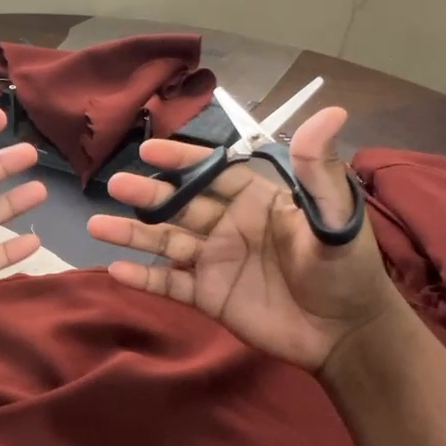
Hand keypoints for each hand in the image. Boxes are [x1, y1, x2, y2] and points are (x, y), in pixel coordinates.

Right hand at [87, 106, 405, 372]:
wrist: (348, 334)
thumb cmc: (348, 270)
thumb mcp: (337, 216)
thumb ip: (319, 170)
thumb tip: (331, 111)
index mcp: (255, 201)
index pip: (212, 173)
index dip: (182, 161)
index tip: (150, 151)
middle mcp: (227, 226)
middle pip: (180, 205)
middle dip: (148, 194)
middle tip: (117, 185)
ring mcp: (214, 262)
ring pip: (165, 242)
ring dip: (132, 234)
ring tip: (97, 226)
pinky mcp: (207, 296)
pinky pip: (169, 284)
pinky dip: (143, 278)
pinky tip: (116, 269)